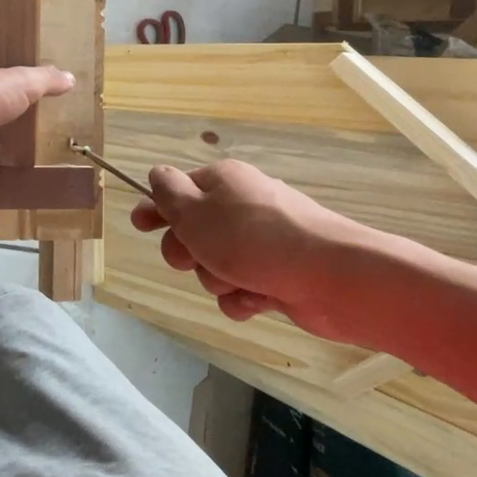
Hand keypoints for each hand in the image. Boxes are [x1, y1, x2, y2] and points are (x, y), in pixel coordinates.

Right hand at [130, 160, 387, 341]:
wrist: (335, 278)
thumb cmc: (253, 239)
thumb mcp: (194, 209)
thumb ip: (167, 191)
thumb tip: (158, 175)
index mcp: (223, 182)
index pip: (177, 190)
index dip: (156, 208)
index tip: (140, 225)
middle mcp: (243, 208)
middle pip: (192, 231)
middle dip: (186, 251)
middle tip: (192, 258)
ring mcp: (264, 244)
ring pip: (215, 264)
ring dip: (216, 278)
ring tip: (236, 281)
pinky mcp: (280, 277)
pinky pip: (242, 290)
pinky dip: (242, 298)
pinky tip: (254, 301)